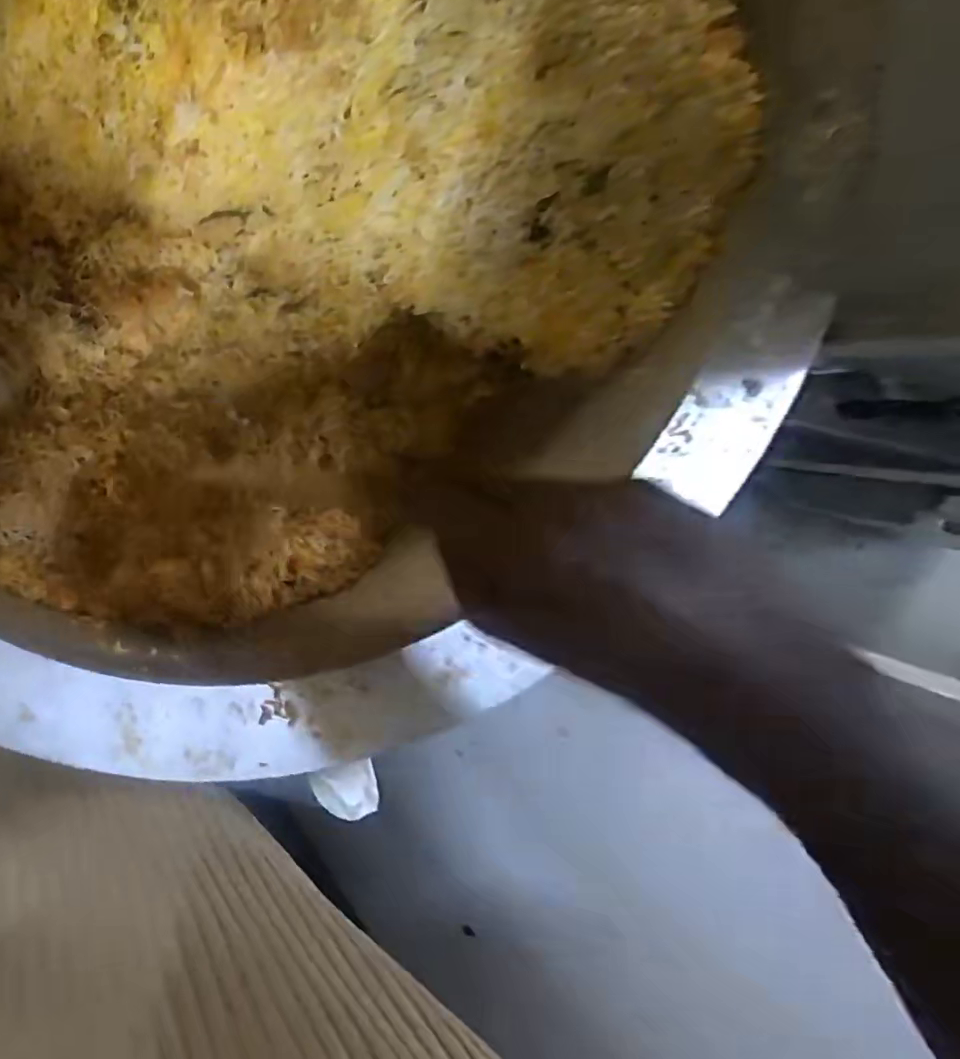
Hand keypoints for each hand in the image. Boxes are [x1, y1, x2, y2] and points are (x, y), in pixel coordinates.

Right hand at [406, 477, 793, 671]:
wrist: (743, 666)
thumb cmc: (606, 657)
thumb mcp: (509, 626)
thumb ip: (466, 573)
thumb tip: (444, 537)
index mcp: (512, 538)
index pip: (440, 495)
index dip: (418, 492)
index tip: (405, 494)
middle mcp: (558, 500)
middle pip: (490, 481)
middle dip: (472, 496)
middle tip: (466, 516)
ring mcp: (612, 490)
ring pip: (543, 487)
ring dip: (529, 505)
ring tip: (542, 538)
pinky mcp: (660, 490)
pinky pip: (593, 493)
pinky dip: (581, 511)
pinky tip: (600, 544)